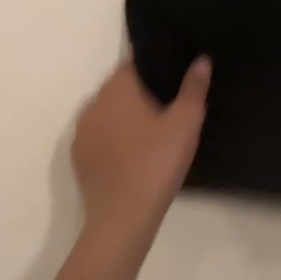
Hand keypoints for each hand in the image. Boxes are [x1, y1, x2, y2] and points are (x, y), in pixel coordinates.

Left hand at [70, 58, 209, 237]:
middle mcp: (92, 105)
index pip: (135, 62)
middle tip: (173, 97)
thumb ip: (194, 87)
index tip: (177, 68)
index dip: (157, 61)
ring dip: (129, 113)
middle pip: (121, 86)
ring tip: (158, 124)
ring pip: (109, 111)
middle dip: (144, 88)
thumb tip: (200, 59)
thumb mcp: (186, 121)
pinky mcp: (80, 159)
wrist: (123, 220)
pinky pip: (101, 135)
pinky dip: (117, 135)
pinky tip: (137, 149)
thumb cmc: (157, 162)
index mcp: (116, 89)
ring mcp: (82, 134)